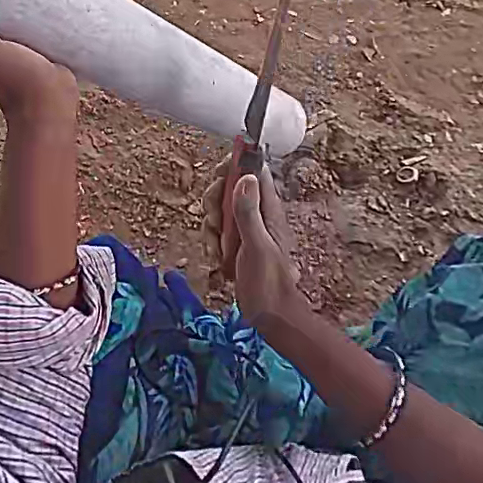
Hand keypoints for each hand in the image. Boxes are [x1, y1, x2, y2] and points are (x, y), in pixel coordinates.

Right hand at [204, 163, 303, 326]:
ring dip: (212, 227)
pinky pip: (216, 232)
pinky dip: (212, 242)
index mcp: (268, 209)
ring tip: (219, 249)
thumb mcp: (256, 245)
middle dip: (216, 201)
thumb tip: (245, 175)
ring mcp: (245, 229)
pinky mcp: (235, 244)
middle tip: (216, 221)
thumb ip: (249, 212)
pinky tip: (217, 259)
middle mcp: (257, 214)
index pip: (255, 171)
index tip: (219, 175)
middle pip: (229, 189)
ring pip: (220, 211)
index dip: (237, 165)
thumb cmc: (268, 282)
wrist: (270, 317)